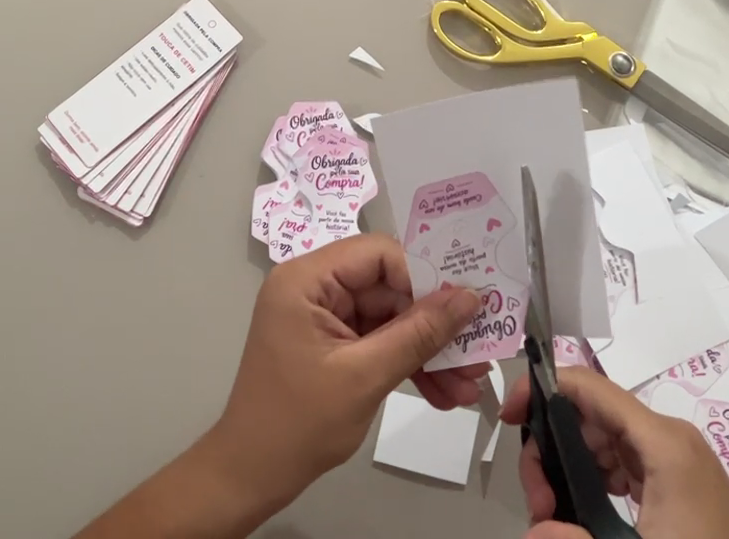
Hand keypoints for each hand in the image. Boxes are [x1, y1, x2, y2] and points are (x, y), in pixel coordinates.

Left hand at [204, 233, 487, 510]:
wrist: (252, 475)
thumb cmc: (299, 421)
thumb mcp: (365, 376)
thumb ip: (419, 333)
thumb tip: (470, 296)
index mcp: (307, 279)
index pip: (378, 253)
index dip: (422, 277)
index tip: (460, 308)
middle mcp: (313, 287)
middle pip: (388, 287)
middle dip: (433, 323)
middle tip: (476, 351)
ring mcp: (323, 317)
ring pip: (390, 318)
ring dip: (427, 350)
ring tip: (468, 383)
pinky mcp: (332, 344)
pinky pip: (379, 341)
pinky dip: (407, 363)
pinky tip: (443, 392)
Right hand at [502, 366, 728, 538]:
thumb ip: (576, 538)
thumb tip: (535, 531)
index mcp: (663, 441)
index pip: (588, 386)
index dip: (541, 389)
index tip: (509, 418)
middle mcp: (670, 438)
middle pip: (589, 417)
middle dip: (551, 450)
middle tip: (538, 505)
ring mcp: (678, 460)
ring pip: (603, 440)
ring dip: (570, 469)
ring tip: (555, 515)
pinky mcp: (681, 483)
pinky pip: (624, 462)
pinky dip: (595, 479)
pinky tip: (584, 514)